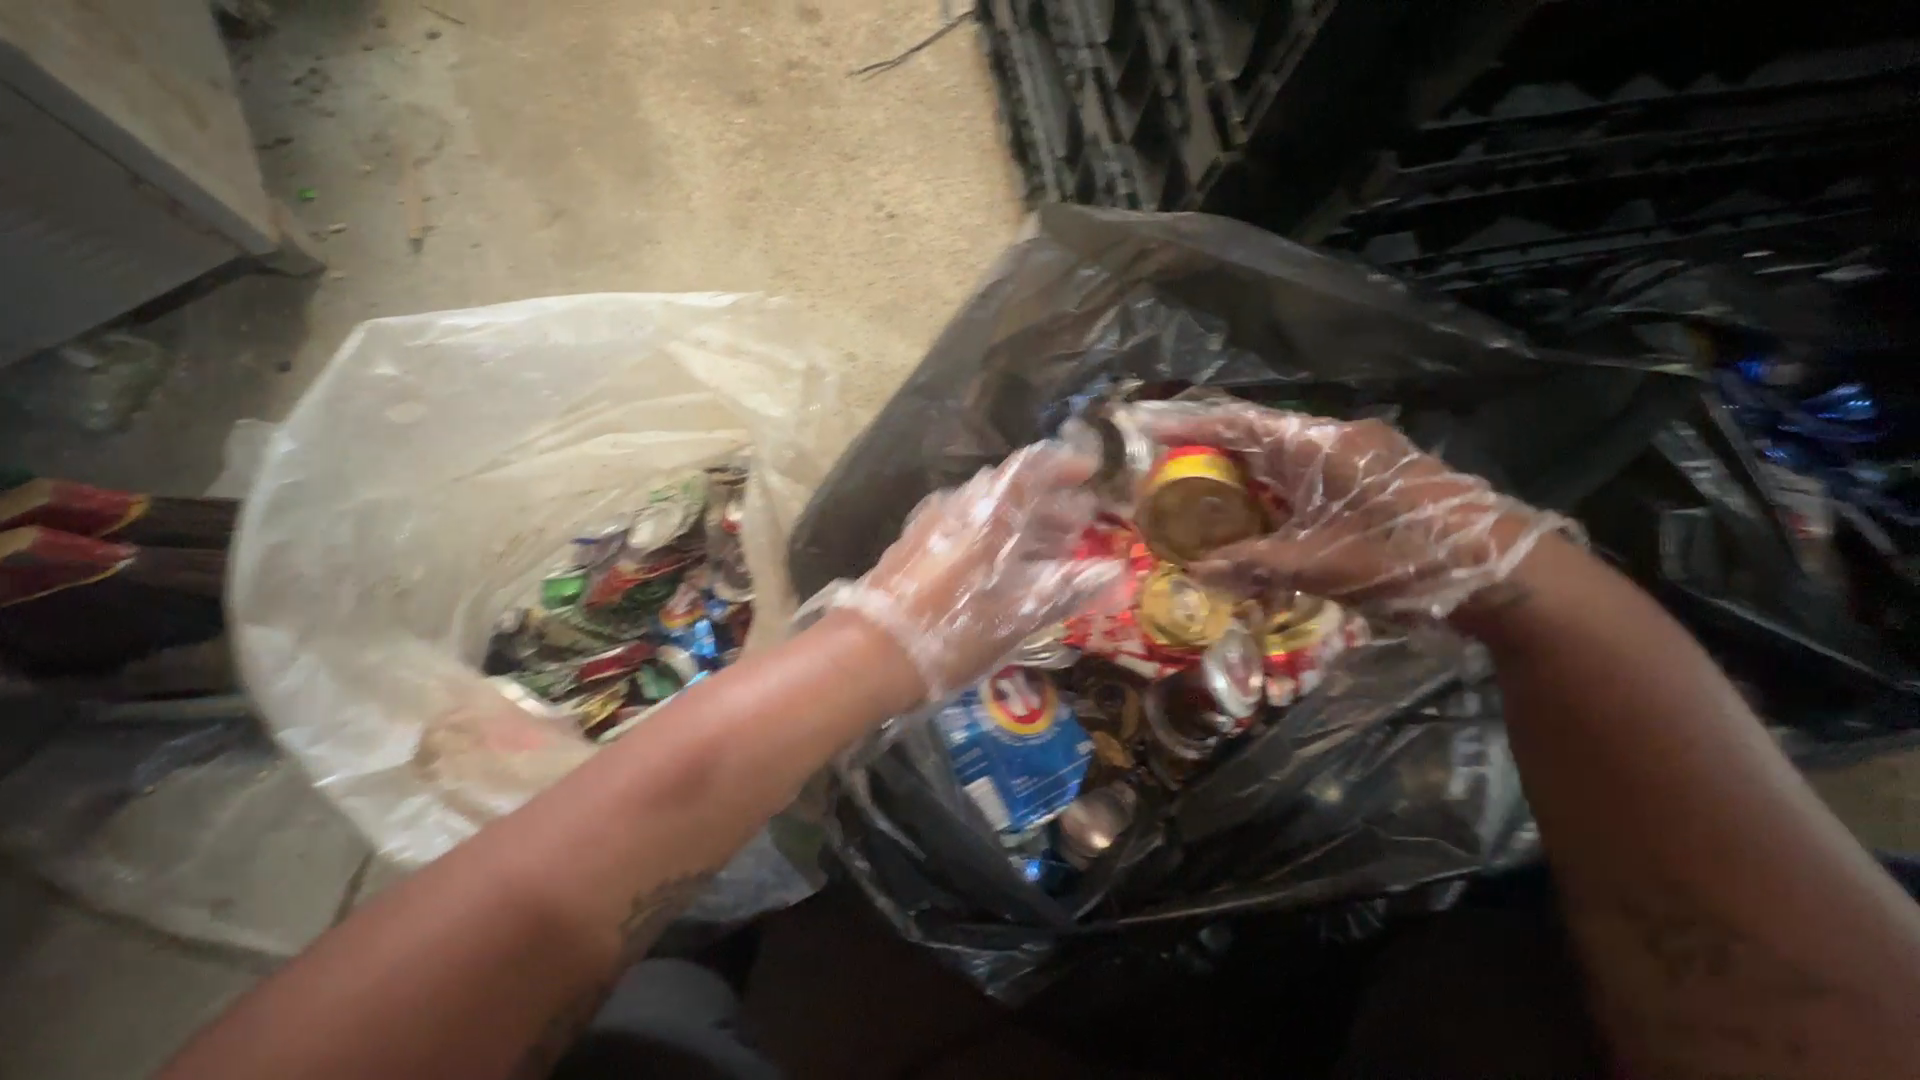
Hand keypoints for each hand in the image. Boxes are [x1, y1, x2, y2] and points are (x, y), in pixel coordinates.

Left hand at [800, 442, 1121, 703]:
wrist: (870, 654)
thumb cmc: (953, 631)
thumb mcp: (1018, 614)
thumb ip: (1067, 588)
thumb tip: (1116, 573)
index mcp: (987, 512)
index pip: (1031, 466)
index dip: (1064, 465)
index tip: (1092, 474)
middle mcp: (959, 507)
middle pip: (1012, 489)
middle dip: (1051, 503)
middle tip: (1082, 525)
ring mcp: (932, 525)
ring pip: (989, 511)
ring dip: (1025, 524)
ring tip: (1055, 551)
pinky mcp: (915, 548)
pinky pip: (968, 529)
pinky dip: (998, 539)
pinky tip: (1009, 570)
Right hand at [1129, 401, 1572, 618]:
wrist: (1506, 575)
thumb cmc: (1403, 558)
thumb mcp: (1317, 566)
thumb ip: (1252, 564)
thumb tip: (1195, 572)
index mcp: (1320, 445)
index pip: (1239, 423)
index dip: (1190, 424)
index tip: (1148, 426)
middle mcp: (1341, 440)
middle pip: (1261, 439)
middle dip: (1214, 457)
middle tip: (1171, 479)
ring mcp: (1367, 459)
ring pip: (1289, 462)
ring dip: (1249, 481)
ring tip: (1208, 505)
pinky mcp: (1384, 481)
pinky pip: (1315, 480)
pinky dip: (1280, 497)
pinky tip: (1266, 525)